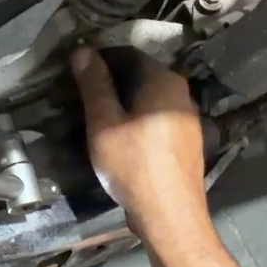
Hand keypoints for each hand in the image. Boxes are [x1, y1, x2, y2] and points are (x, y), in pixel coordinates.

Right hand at [70, 46, 211, 247]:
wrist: (170, 215)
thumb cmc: (134, 166)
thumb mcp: (104, 124)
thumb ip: (95, 86)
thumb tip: (84, 50)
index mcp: (164, 81)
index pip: (129, 53)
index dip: (100, 58)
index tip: (77, 71)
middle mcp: (182, 94)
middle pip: (141, 76)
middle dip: (112, 82)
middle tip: (82, 95)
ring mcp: (188, 119)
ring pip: (150, 100)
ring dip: (124, 103)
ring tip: (97, 116)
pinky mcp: (187, 142)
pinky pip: (157, 119)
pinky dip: (137, 121)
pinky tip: (120, 136)